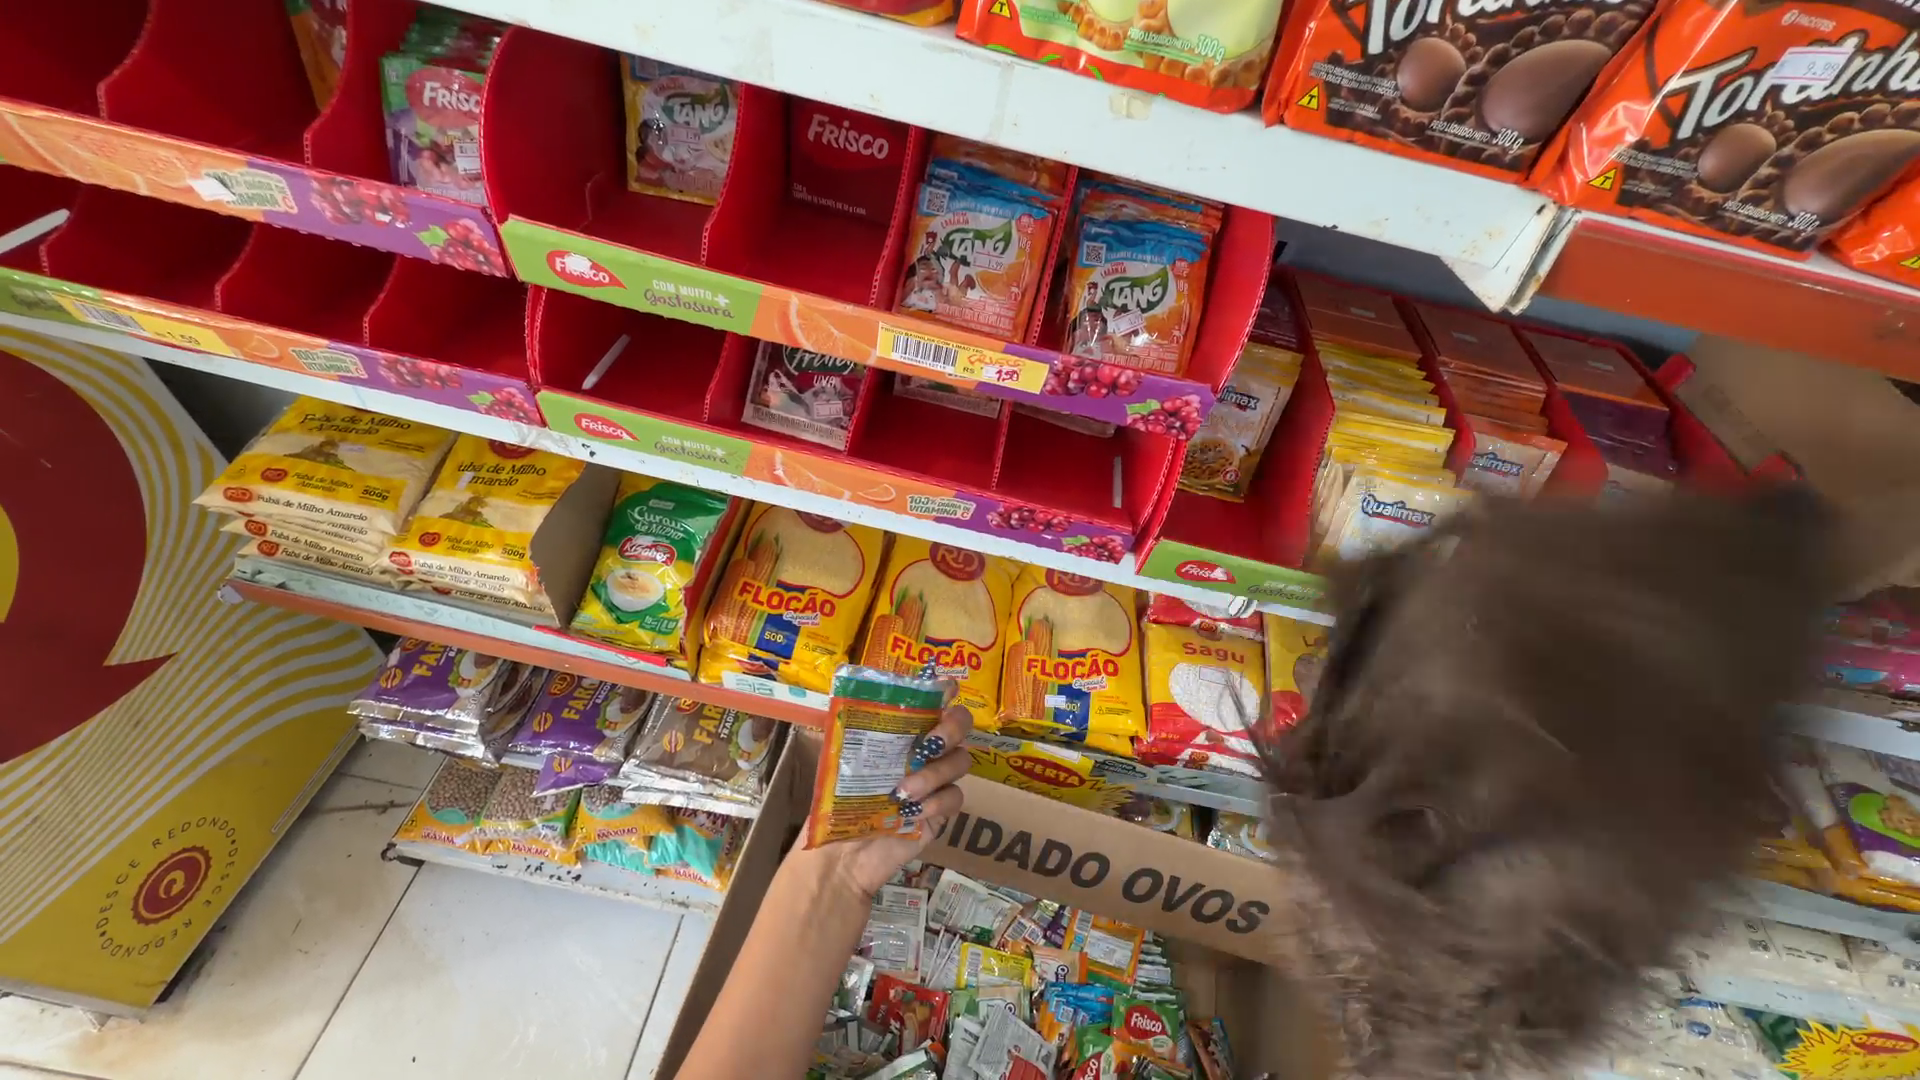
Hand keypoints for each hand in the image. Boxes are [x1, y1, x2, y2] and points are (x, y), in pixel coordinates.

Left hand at [793, 704, 973, 900]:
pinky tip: (913, 813)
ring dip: (935, 772)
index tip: (946, 687)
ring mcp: (937, 781)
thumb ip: (852, 732)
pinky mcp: (942, 812)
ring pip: (960, 760)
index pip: (931, 701)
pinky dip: (936, 802)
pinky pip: (955, 797)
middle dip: (952, 727)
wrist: (840, 859)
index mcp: (902, 732)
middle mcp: (925, 750)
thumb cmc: (836, 805)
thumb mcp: (839, 763)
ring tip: (904, 791)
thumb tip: (848, 693)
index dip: (944, 690)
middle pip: (960, 724)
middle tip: (931, 743)